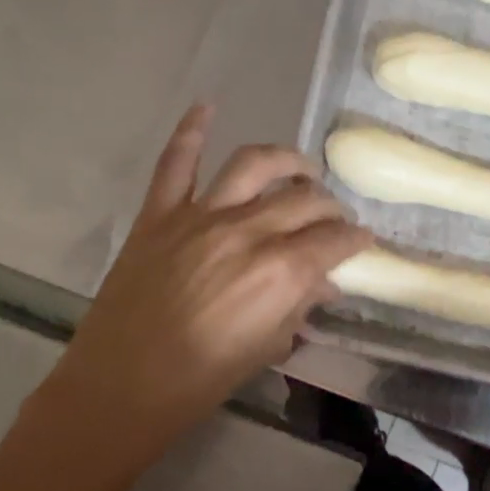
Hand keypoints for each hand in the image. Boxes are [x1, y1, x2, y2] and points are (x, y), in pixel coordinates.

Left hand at [30, 104, 370, 473]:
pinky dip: (191, 131)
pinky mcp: (159, 214)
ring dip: (286, 160)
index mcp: (280, 272)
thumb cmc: (205, 377)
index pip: (333, 240)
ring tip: (301, 168)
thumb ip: (299, 307)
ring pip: (253, 165)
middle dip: (329, 205)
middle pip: (303, 200)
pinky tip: (207, 107)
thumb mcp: (268, 347)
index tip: (364, 240)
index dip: (355, 238)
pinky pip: (177, 163)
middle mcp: (247, 231)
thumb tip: (322, 284)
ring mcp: (200, 216)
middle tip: (335, 217)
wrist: (125, 383)